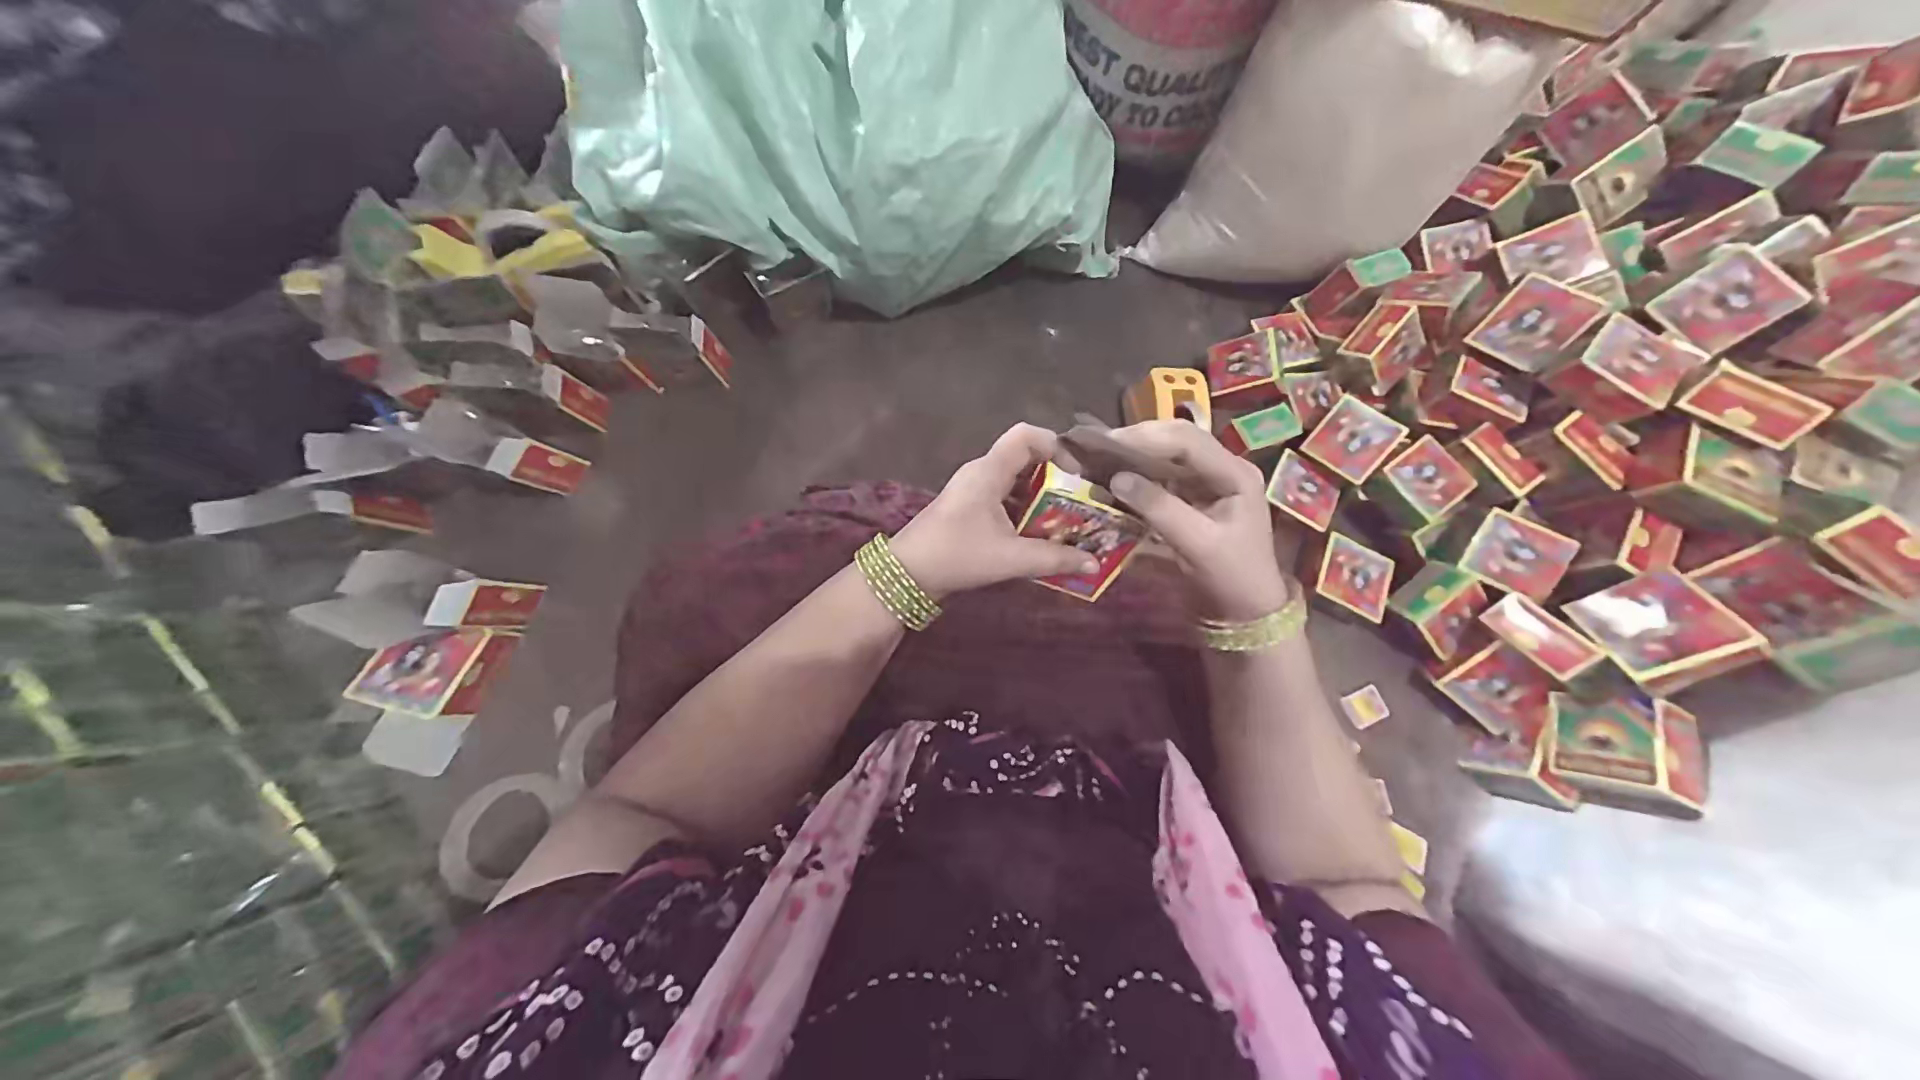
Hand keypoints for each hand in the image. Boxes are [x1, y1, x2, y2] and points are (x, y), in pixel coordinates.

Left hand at [888, 424, 1102, 597]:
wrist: (907, 574)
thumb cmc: (957, 555)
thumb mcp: (1011, 558)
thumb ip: (1054, 559)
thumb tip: (1094, 564)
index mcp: (989, 471)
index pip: (1027, 436)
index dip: (1056, 447)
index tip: (1076, 475)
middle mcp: (981, 473)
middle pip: (1025, 458)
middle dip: (1055, 478)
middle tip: (1078, 503)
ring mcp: (972, 490)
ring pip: (1015, 481)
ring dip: (1040, 498)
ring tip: (1064, 521)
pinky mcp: (968, 508)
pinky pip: (1004, 498)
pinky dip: (1024, 510)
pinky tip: (1037, 535)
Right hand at [1103, 420, 1295, 621]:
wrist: (1246, 608)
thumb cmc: (1231, 576)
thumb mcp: (1197, 544)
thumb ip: (1159, 509)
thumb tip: (1117, 478)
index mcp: (1235, 473)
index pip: (1188, 441)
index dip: (1146, 438)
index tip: (1107, 443)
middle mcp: (1223, 468)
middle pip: (1176, 440)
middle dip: (1136, 440)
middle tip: (1096, 446)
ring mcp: (1208, 480)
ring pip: (1166, 454)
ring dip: (1134, 454)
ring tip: (1099, 456)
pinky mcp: (1192, 495)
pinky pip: (1161, 475)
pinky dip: (1137, 474)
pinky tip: (1113, 476)